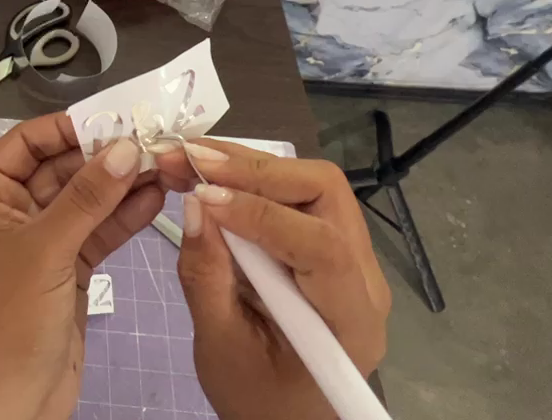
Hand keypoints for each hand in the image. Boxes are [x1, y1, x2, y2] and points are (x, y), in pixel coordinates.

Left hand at [0, 113, 165, 419]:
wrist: (11, 405)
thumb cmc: (9, 319)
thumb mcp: (46, 249)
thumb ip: (87, 197)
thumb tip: (125, 147)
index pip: (26, 143)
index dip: (67, 128)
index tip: (112, 118)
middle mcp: (12, 211)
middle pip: (61, 169)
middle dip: (103, 155)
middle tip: (151, 140)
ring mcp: (43, 240)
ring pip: (85, 199)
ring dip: (121, 183)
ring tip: (163, 163)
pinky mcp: (69, 268)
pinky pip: (98, 230)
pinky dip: (124, 215)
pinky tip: (156, 197)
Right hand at [156, 142, 389, 419]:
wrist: (284, 416)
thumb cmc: (256, 396)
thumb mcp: (220, 347)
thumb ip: (207, 278)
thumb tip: (193, 204)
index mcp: (351, 320)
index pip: (321, 246)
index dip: (259, 213)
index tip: (199, 195)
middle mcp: (364, 277)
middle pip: (322, 192)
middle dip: (253, 169)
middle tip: (190, 159)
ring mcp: (349, 254)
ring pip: (307, 181)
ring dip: (244, 163)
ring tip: (187, 157)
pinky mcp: (325, 240)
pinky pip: (293, 192)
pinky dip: (245, 174)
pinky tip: (205, 171)